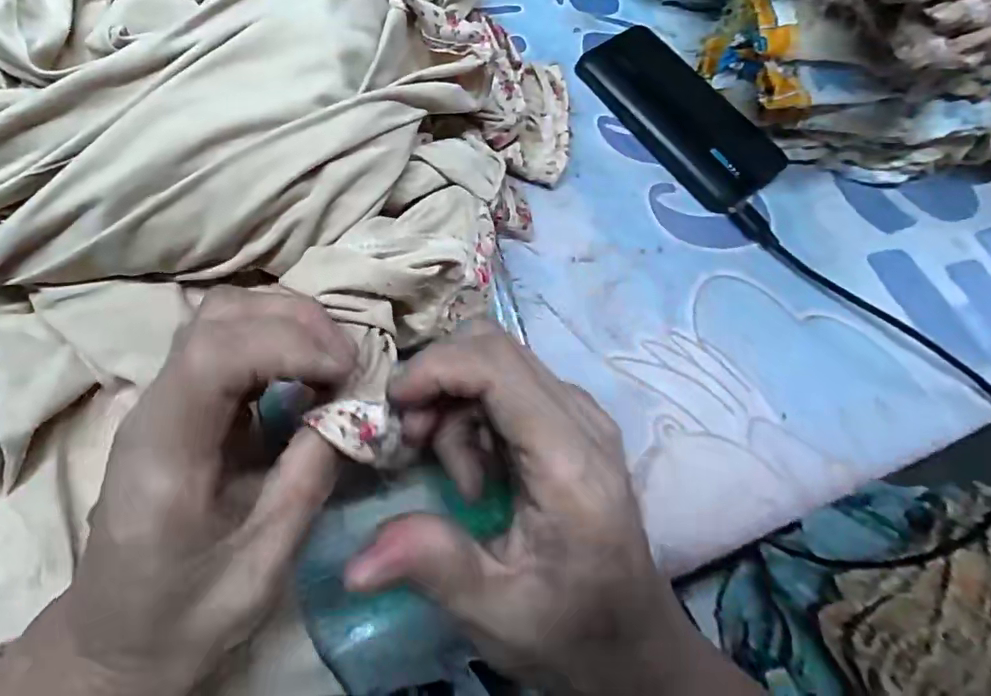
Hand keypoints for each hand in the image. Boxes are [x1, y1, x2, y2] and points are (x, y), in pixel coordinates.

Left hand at [0, 287, 357, 695]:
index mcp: (163, 449)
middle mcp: (153, 403)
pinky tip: (303, 367)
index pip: (213, 354)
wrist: (116, 634)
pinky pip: (224, 338)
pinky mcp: (177, 396)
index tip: (345, 371)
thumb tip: (354, 408)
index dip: (286, 343)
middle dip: (294, 321)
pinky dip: (272, 336)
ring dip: (284, 321)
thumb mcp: (263, 563)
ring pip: (220, 315)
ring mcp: (161, 393)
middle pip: (218, 316)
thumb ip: (308, 476)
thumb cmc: (185, 614)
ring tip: (331, 360)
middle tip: (349, 362)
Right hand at [342, 323, 758, 695]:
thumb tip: (354, 564)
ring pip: (493, 356)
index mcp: (570, 463)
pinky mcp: (568, 415)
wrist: (636, 645)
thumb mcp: (497, 615)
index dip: (436, 368)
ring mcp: (579, 411)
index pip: (496, 366)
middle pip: (492, 346)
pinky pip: (503, 377)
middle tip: (414, 438)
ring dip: (450, 395)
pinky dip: (467, 403)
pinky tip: (470, 461)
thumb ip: (434, 567)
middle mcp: (581, 419)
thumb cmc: (571, 631)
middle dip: (436, 378)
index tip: (395, 406)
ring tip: (446, 465)